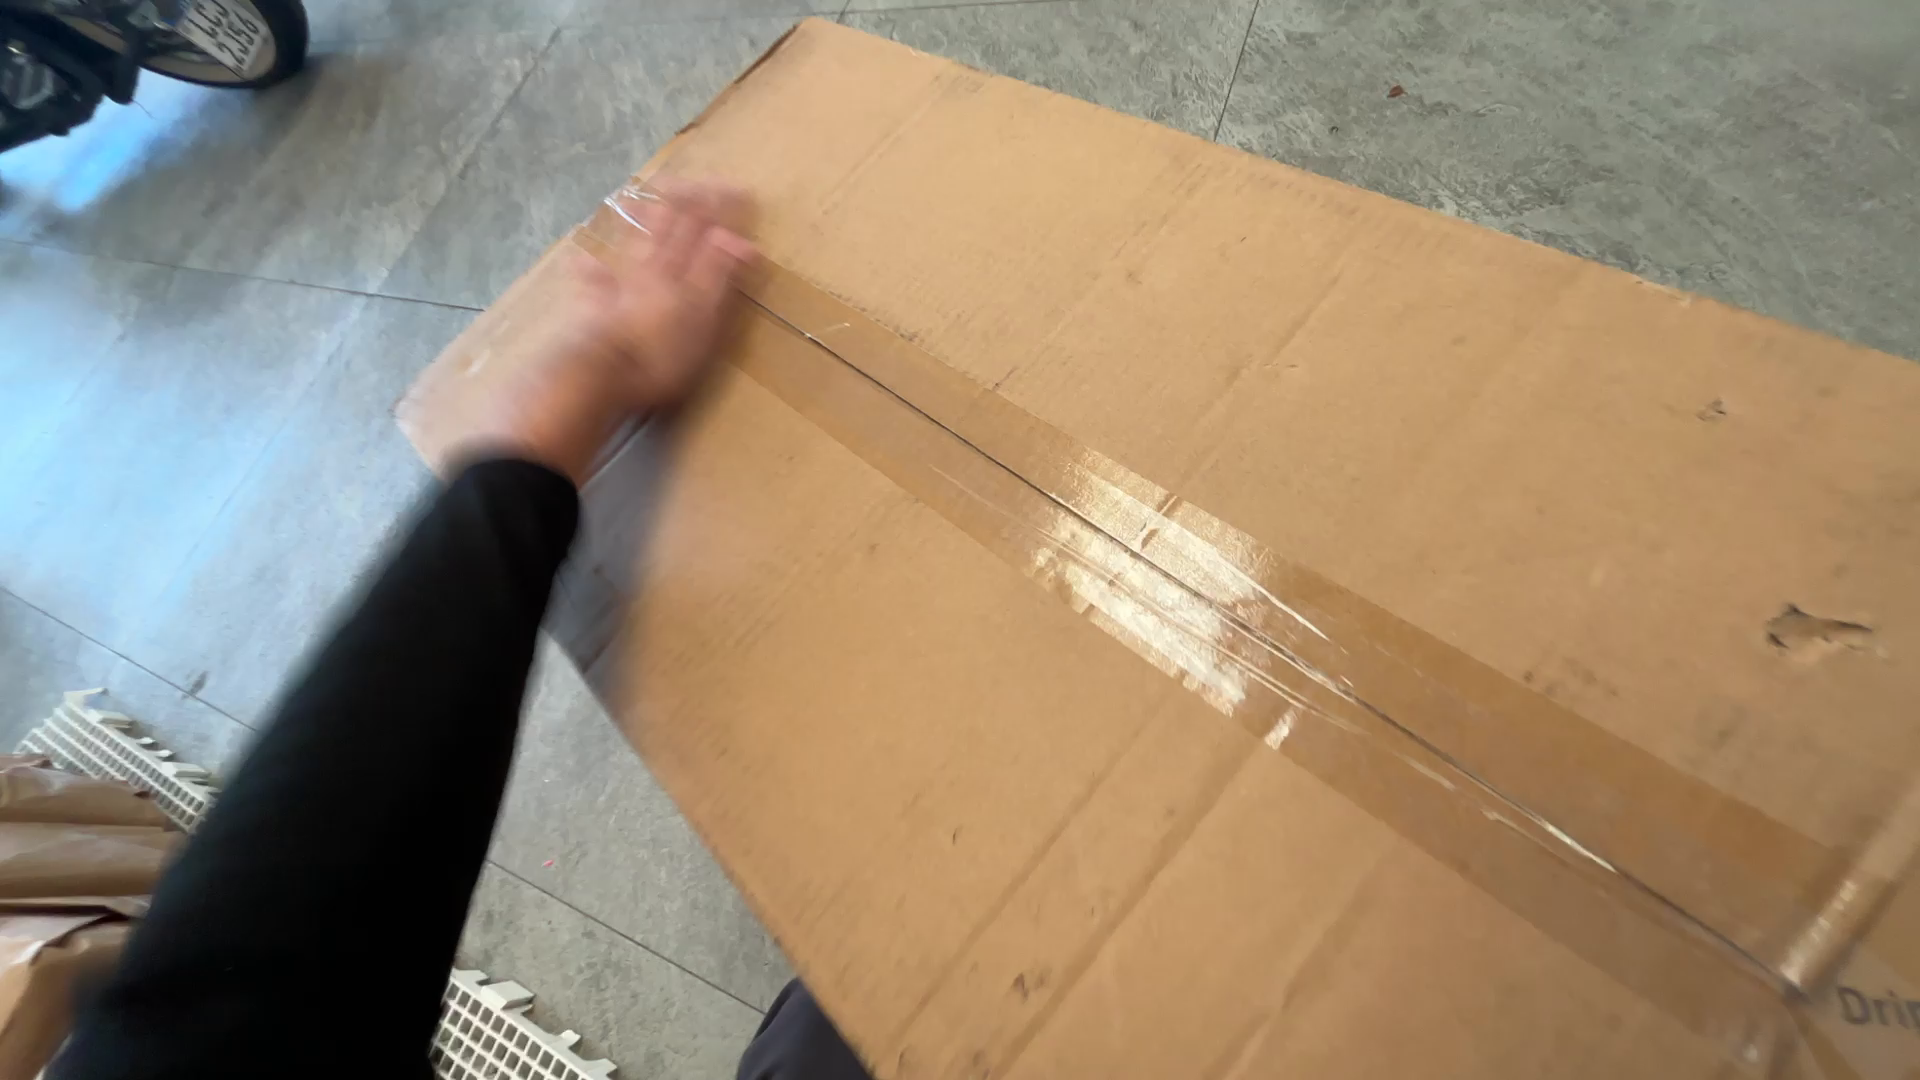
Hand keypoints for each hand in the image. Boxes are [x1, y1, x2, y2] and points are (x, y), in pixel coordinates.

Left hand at [469, 178, 758, 485]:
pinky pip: (591, 278)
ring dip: (642, 217)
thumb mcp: (704, 319)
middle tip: (699, 183)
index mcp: (676, 267)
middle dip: (685, 199)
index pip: (702, 224)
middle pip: (665, 222)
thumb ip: (719, 277)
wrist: (598, 374)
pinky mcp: (594, 306)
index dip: (720, 205)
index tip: (739, 190)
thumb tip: (741, 240)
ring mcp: (617, 283)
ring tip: (646, 197)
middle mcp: (646, 265)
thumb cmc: (659, 354)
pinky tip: (583, 258)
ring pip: (630, 240)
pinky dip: (591, 266)